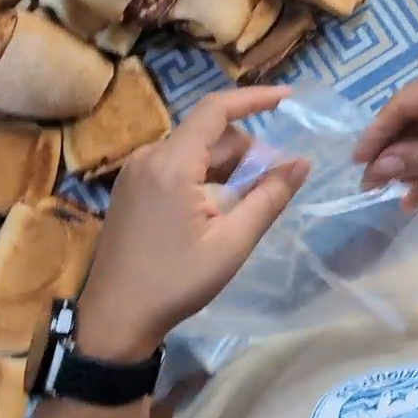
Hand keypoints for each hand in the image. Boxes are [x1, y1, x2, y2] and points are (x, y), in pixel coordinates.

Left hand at [77, 86, 310, 361]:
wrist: (114, 319)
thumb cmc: (175, 282)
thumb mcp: (232, 243)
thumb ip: (269, 197)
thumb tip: (302, 162)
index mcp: (172, 164)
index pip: (216, 109)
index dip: (254, 98)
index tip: (288, 98)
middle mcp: (149, 156)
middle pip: (208, 132)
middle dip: (245, 150)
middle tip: (270, 185)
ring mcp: (136, 171)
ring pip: (193, 148)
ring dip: (225, 164)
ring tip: (243, 203)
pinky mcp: (131, 187)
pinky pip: (175, 163)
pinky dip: (203, 174)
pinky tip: (215, 207)